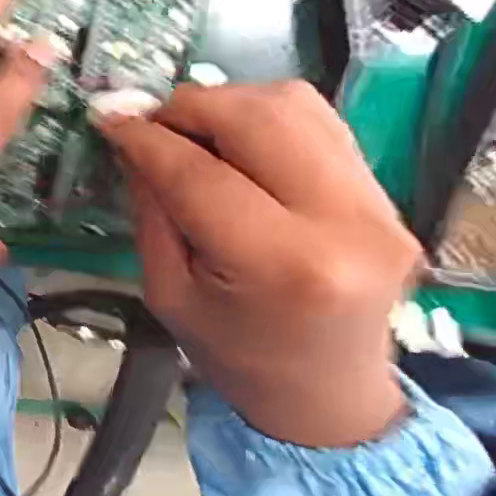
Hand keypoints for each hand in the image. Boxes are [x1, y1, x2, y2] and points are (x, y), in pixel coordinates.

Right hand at [95, 81, 419, 447]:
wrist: (325, 390)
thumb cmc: (230, 352)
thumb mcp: (165, 290)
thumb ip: (153, 212)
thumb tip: (133, 145)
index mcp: (279, 263)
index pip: (200, 173)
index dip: (145, 140)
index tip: (108, 120)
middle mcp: (343, 223)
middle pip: (261, 120)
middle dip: (190, 107)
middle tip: (149, 122)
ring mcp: (378, 204)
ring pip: (297, 107)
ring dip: (229, 104)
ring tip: (188, 130)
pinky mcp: (386, 195)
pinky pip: (320, 125)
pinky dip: (264, 118)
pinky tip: (231, 140)